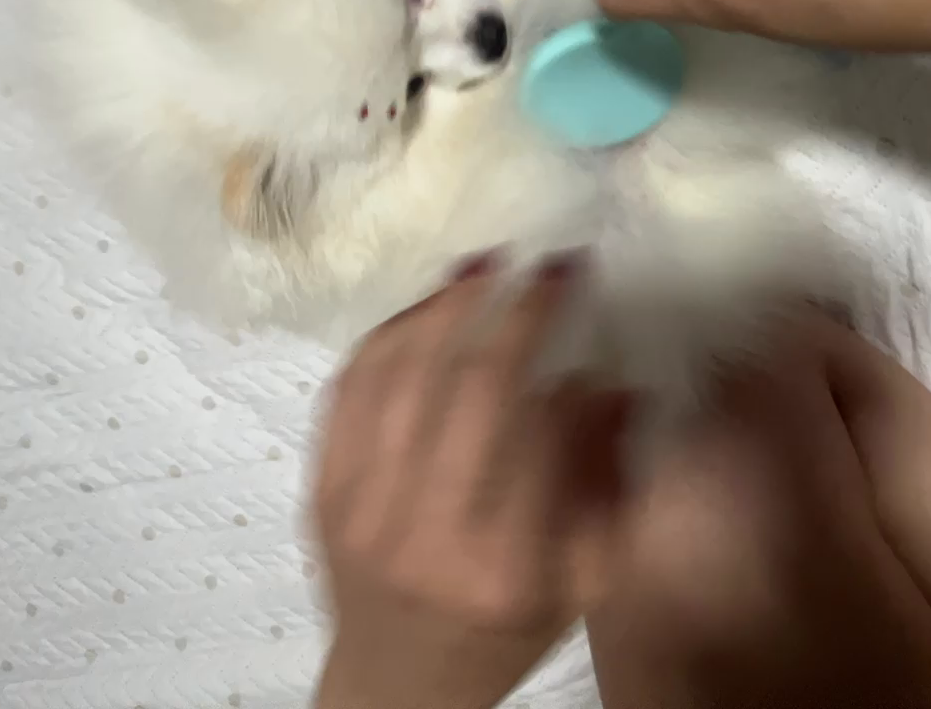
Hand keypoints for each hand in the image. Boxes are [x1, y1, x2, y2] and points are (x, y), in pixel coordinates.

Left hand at [312, 254, 633, 708]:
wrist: (397, 681)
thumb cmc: (505, 626)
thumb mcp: (584, 578)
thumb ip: (607, 481)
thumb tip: (609, 382)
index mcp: (502, 560)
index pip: (533, 421)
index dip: (550, 336)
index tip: (572, 283)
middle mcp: (424, 528)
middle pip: (465, 385)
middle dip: (508, 307)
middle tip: (538, 263)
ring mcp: (359, 506)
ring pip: (399, 372)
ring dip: (443, 304)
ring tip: (480, 265)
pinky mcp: (321, 489)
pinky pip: (348, 387)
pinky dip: (388, 334)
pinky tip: (424, 307)